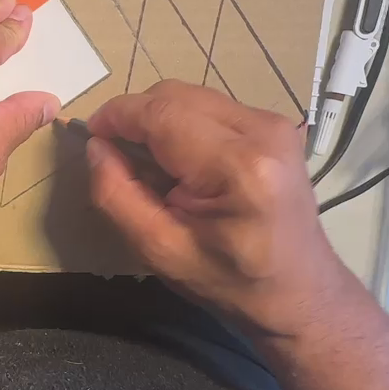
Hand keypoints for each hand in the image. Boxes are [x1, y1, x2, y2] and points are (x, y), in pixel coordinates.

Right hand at [85, 81, 363, 340]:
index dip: (116, 117)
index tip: (90, 136)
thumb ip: (116, 195)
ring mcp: (275, 124)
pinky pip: (210, 108)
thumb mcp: (158, 250)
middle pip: (175, 96)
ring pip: (191, 97)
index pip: (160, 114)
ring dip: (158, 122)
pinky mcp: (276, 127)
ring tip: (149, 164)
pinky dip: (182, 126)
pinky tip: (180, 163)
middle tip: (115, 156)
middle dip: (135, 118)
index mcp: (237, 167)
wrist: (298, 292)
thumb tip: (96, 146)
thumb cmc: (228, 281)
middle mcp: (263, 132)